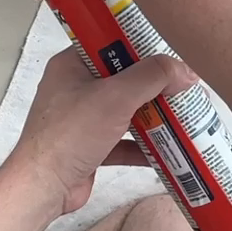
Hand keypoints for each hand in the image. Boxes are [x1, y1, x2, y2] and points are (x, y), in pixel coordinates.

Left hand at [2, 50, 191, 214]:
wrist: (43, 186)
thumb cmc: (72, 133)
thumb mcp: (116, 96)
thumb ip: (153, 77)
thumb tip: (185, 71)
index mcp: (72, 66)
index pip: (111, 44)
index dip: (142, 45)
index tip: (174, 51)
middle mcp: (74, 89)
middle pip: (123, 80)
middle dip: (155, 85)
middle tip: (188, 87)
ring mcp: (80, 120)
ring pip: (125, 112)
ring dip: (154, 116)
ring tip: (189, 115)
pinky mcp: (88, 147)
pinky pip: (122, 141)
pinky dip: (144, 146)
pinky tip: (173, 149)